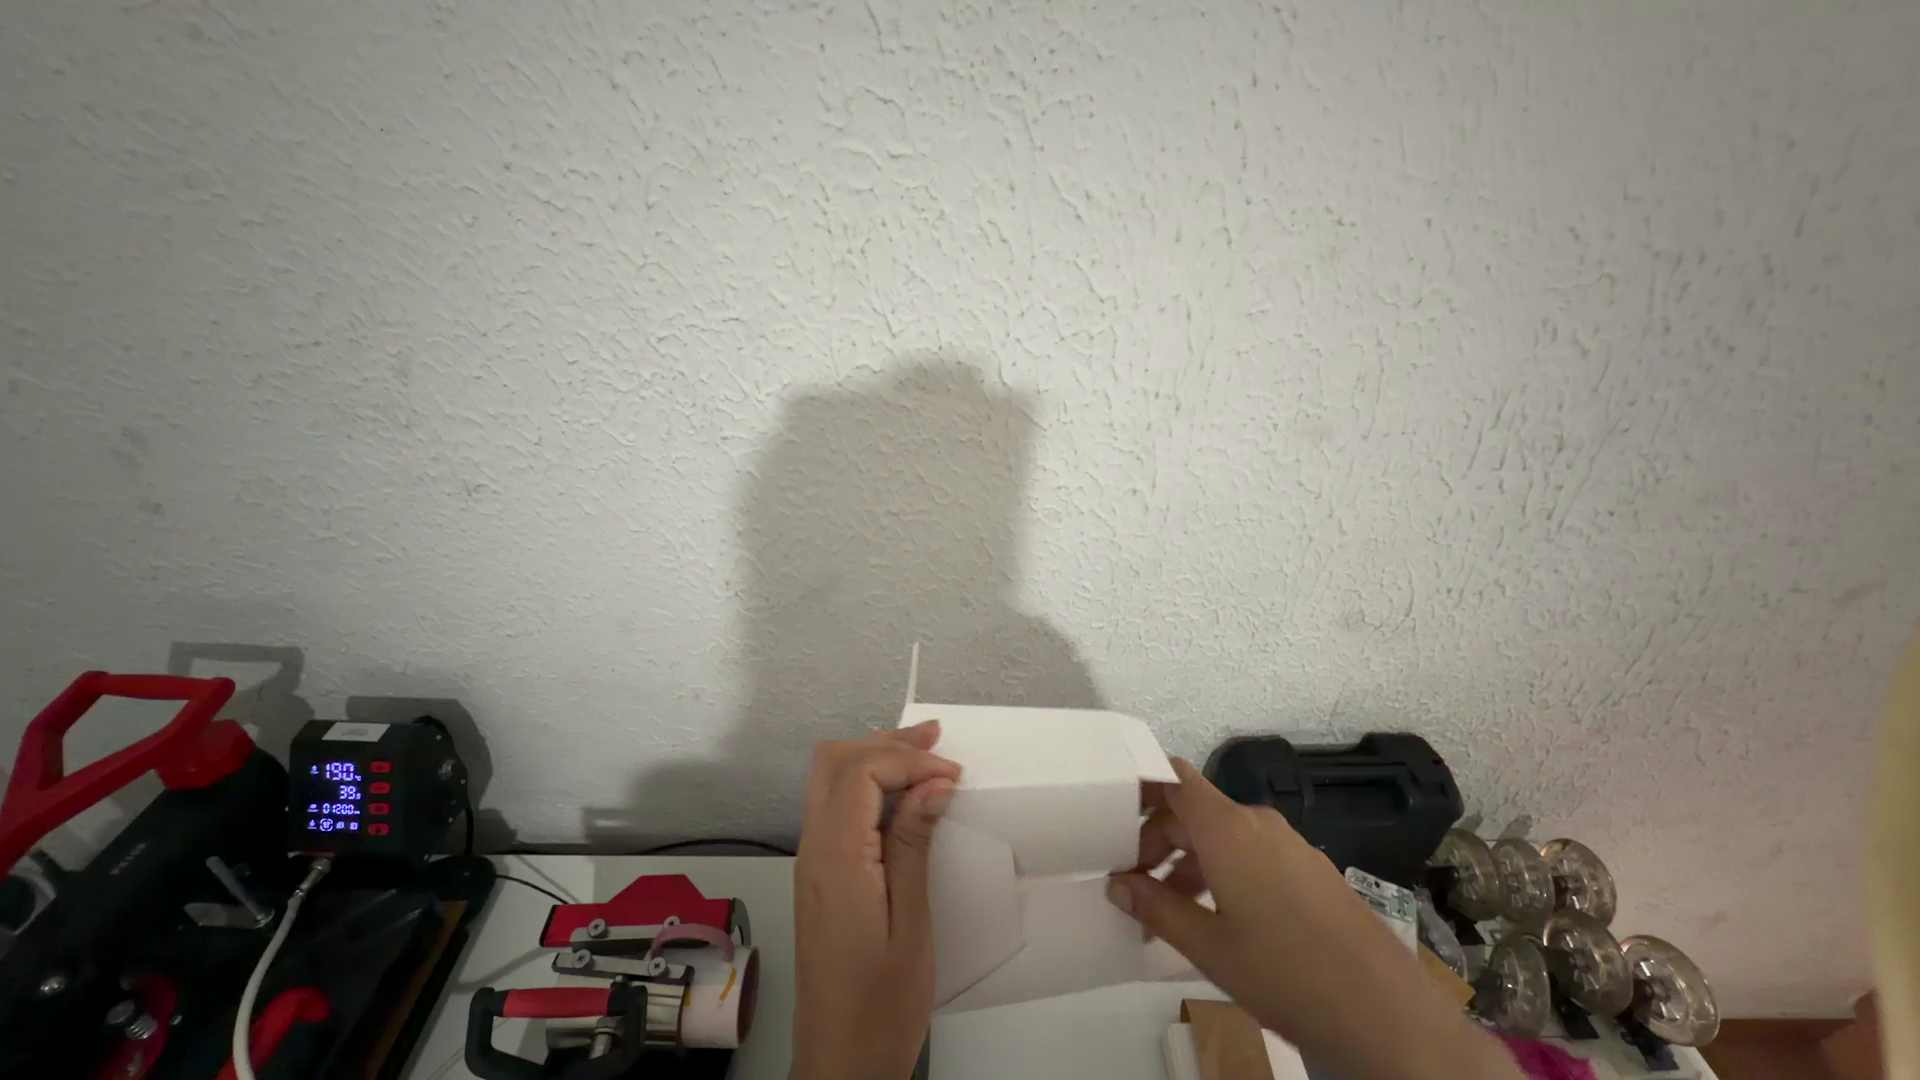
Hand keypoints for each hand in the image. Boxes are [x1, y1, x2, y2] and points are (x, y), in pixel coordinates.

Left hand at [791, 723, 960, 1079]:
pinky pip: (834, 805)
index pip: (859, 772)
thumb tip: (931, 783)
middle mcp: (812, 850)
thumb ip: (912, 845)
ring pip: (829, 779)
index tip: (951, 774)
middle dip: (886, 742)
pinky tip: (900, 792)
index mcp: (834, 860)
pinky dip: (867, 784)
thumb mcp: (910, 924)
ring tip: (923, 752)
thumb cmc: (881, 1005)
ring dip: (874, 756)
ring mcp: (811, 860)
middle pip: (834, 763)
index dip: (906, 759)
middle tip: (935, 740)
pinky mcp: (819, 873)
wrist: (841, 1059)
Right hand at [1107, 759, 1522, 1079]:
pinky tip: (1219, 917)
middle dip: (1157, 839)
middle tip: (1132, 884)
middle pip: (1194, 810)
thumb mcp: (1207, 946)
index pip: (1174, 779)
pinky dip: (1223, 870)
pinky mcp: (1311, 869)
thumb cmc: (1285, 972)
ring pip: (1224, 834)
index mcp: (1227, 829)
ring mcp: (1290, 844)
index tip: (1111, 815)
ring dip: (1189, 860)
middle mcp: (1258, 823)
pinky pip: (1253, 852)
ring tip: (1171, 909)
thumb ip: (1155, 908)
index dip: (1141, 786)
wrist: (1386, 1013)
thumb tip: (1117, 884)